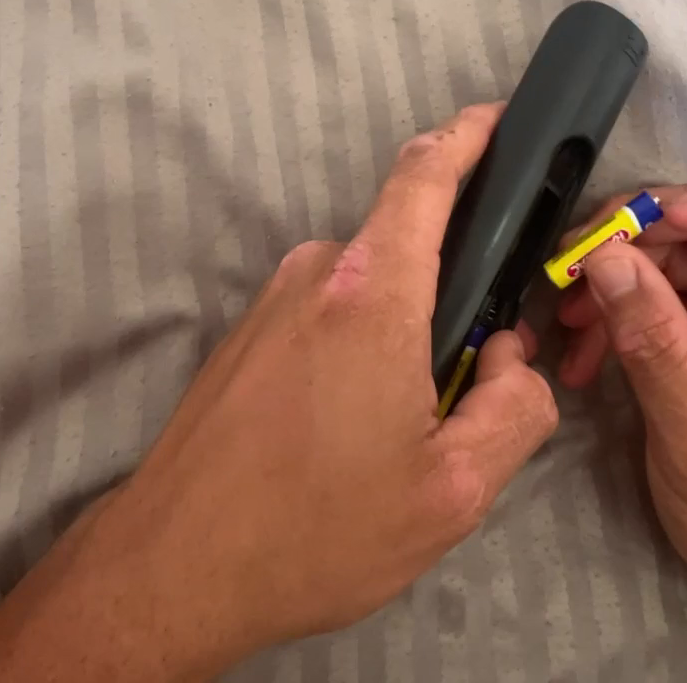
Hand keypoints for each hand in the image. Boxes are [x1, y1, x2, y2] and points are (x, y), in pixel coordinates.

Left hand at [0, 104, 558, 681]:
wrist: (172, 566)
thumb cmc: (316, 527)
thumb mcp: (452, 490)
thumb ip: (514, 409)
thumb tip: (510, 356)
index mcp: (373, 291)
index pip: (425, 174)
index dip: (468, 134)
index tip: (500, 119)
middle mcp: (318, 272)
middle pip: (409, 244)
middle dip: (454, 290)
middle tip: (467, 378)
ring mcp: (275, 297)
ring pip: (373, 288)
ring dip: (406, 332)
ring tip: (401, 423)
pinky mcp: (249, 329)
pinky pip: (330, 312)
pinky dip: (362, 346)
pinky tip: (350, 426)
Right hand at [556, 160, 686, 635]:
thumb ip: (654, 341)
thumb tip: (604, 256)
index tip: (665, 216)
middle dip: (644, 233)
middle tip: (576, 262)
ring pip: (683, 249)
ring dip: (618, 271)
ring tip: (567, 314)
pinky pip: (663, 289)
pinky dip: (617, 307)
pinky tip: (582, 347)